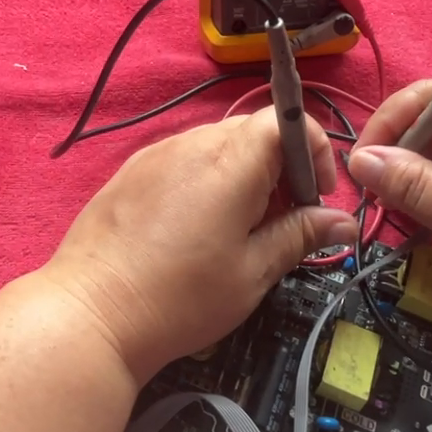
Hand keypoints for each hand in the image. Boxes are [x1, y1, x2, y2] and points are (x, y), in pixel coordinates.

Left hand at [44, 112, 357, 382]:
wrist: (90, 312)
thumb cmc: (180, 297)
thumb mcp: (252, 272)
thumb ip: (299, 236)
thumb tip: (341, 221)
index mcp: (231, 160)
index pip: (286, 119)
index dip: (313, 150)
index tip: (317, 197)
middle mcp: (192, 143)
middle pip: (252, 132)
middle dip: (280, 168)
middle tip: (282, 221)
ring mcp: (156, 153)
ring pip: (216, 146)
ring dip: (242, 174)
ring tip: (238, 229)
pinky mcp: (131, 170)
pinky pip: (183, 159)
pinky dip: (206, 179)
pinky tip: (195, 227)